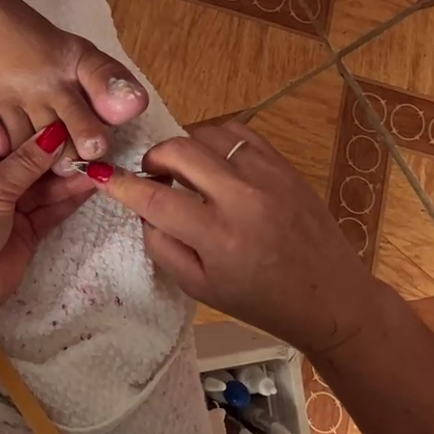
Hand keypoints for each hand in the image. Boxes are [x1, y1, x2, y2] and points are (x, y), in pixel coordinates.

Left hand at [0, 121, 94, 318]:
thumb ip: (26, 160)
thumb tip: (56, 131)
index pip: (7, 137)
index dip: (35, 129)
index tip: (67, 116)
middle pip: (28, 161)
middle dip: (56, 153)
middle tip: (91, 139)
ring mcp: (8, 206)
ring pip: (43, 185)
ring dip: (68, 175)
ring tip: (99, 160)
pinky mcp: (26, 230)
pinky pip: (51, 208)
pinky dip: (70, 198)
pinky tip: (93, 183)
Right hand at [95, 121, 386, 355]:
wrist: (334, 300)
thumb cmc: (260, 301)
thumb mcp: (198, 287)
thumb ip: (160, 244)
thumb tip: (142, 206)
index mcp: (219, 237)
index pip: (153, 197)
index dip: (120, 183)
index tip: (99, 174)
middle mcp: (242, 199)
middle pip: (177, 150)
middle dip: (153, 158)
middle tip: (153, 175)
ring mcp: (268, 177)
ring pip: (205, 134)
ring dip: (184, 148)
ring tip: (186, 170)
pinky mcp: (284, 166)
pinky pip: (237, 132)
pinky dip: (214, 140)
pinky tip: (214, 161)